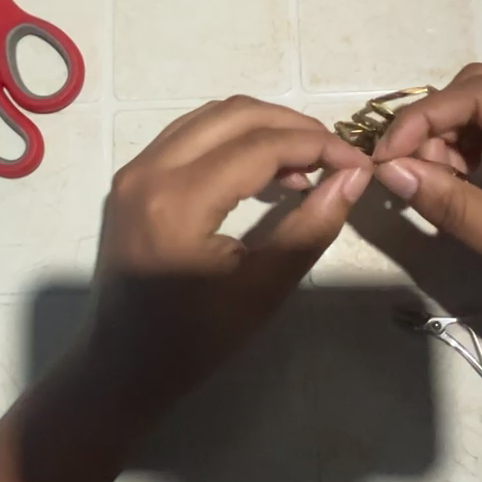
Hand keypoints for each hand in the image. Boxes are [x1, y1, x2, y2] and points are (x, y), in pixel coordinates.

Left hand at [81, 96, 372, 401]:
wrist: (121, 367)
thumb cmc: (193, 341)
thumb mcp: (261, 290)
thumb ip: (310, 227)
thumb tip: (354, 176)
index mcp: (178, 201)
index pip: (260, 146)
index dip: (318, 146)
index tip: (359, 164)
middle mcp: (149, 170)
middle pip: (235, 115)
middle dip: (293, 127)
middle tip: (336, 158)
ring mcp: (134, 171)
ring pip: (210, 117)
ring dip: (263, 127)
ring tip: (305, 163)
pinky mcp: (131, 179)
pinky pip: (189, 134)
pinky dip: (232, 138)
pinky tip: (263, 169)